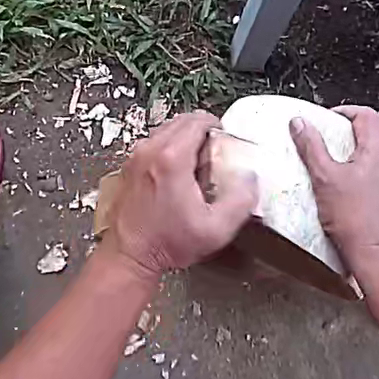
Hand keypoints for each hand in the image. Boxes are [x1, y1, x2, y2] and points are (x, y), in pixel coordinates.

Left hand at [101, 111, 257, 276]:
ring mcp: (136, 157)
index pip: (198, 121)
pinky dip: (168, 149)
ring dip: (184, 138)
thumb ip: (241, 200)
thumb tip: (250, 178)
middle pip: (182, 121)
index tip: (224, 142)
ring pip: (166, 130)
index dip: (216, 127)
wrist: (128, 257)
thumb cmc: (166, 244)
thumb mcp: (216, 229)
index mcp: (172, 159)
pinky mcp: (129, 167)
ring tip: (197, 163)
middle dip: (202, 130)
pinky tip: (178, 173)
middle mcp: (150, 151)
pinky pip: (154, 144)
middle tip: (214, 152)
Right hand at [290, 105, 378, 268]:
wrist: (375, 252)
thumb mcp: (323, 178)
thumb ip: (311, 146)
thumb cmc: (351, 218)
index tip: (333, 118)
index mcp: (377, 147)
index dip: (347, 111)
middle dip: (368, 121)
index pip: (366, 114)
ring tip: (372, 145)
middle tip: (348, 130)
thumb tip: (300, 123)